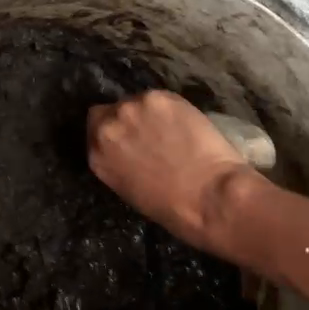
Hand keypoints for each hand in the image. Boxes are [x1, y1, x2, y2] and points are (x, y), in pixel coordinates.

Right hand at [87, 89, 250, 250]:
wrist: (214, 200)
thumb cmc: (177, 212)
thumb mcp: (133, 192)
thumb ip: (121, 163)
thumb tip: (130, 150)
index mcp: (98, 156)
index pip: (95, 130)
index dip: (114, 134)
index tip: (129, 141)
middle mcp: (108, 127)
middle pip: (109, 110)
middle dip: (126, 120)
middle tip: (149, 133)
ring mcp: (131, 108)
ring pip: (137, 102)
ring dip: (149, 114)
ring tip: (173, 131)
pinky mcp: (157, 97)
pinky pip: (161, 100)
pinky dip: (172, 111)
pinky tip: (187, 127)